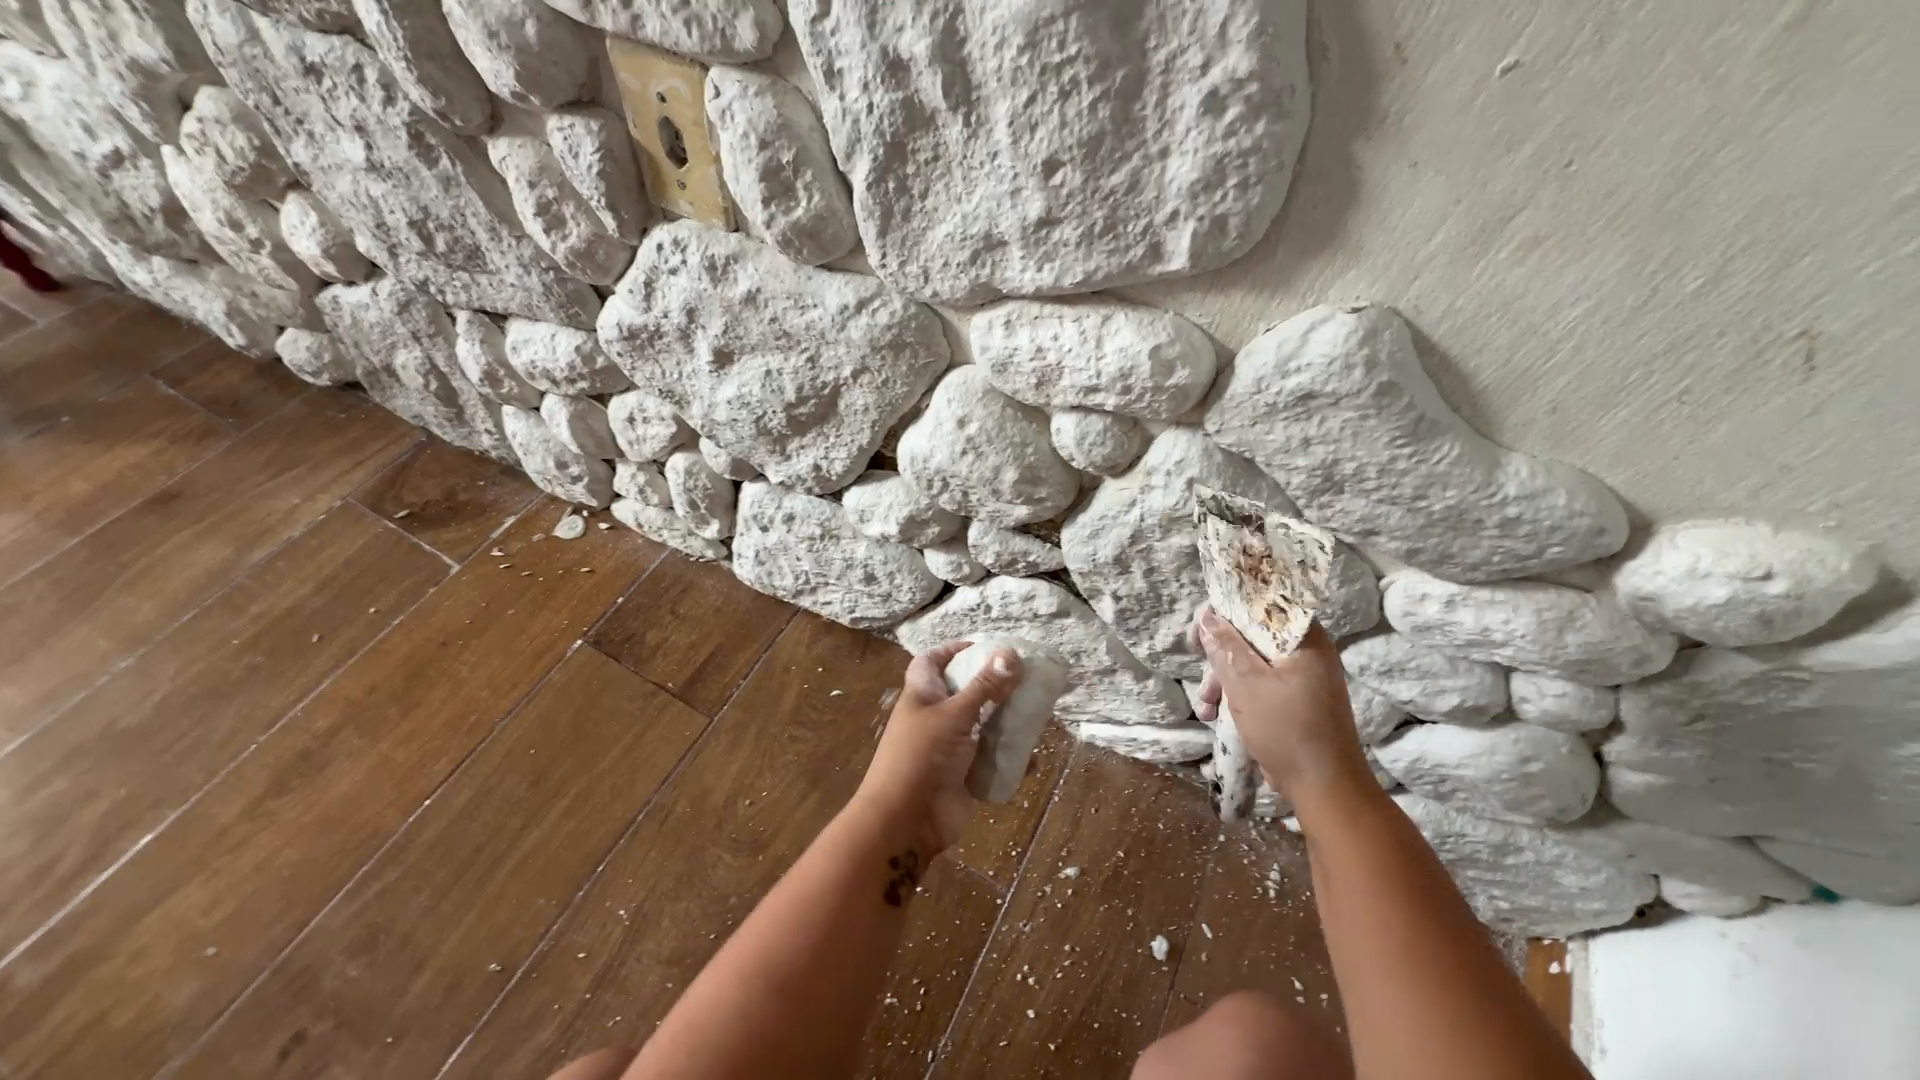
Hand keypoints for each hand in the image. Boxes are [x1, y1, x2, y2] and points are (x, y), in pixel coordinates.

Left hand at [854, 640, 1022, 856]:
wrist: (906, 821)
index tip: (985, 649)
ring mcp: (950, 749)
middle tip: (1026, 681)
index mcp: (922, 697)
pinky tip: (1033, 757)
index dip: (953, 651)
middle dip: (993, 688)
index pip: (931, 663)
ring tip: (1037, 715)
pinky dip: (1010, 759)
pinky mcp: (964, 776)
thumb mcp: (955, 715)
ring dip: (1006, 723)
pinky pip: (991, 762)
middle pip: (965, 694)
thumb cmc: (922, 757)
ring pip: (982, 728)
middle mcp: (935, 719)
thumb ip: (984, 686)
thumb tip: (1010, 652)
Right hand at [1190, 607, 1372, 797]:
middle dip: (1218, 657)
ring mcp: (1302, 677)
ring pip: (1251, 663)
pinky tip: (1215, 717)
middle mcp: (1306, 651)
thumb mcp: (1247, 685)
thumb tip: (1206, 616)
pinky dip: (1238, 696)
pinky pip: (1260, 685)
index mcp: (1303, 637)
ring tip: (1205, 709)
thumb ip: (1225, 647)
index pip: (1258, 605)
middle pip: (1250, 636)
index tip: (1197, 634)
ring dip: (1222, 681)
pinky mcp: (1295, 700)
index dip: (1223, 614)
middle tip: (1200, 675)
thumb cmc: (1287, 730)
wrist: (1324, 787)